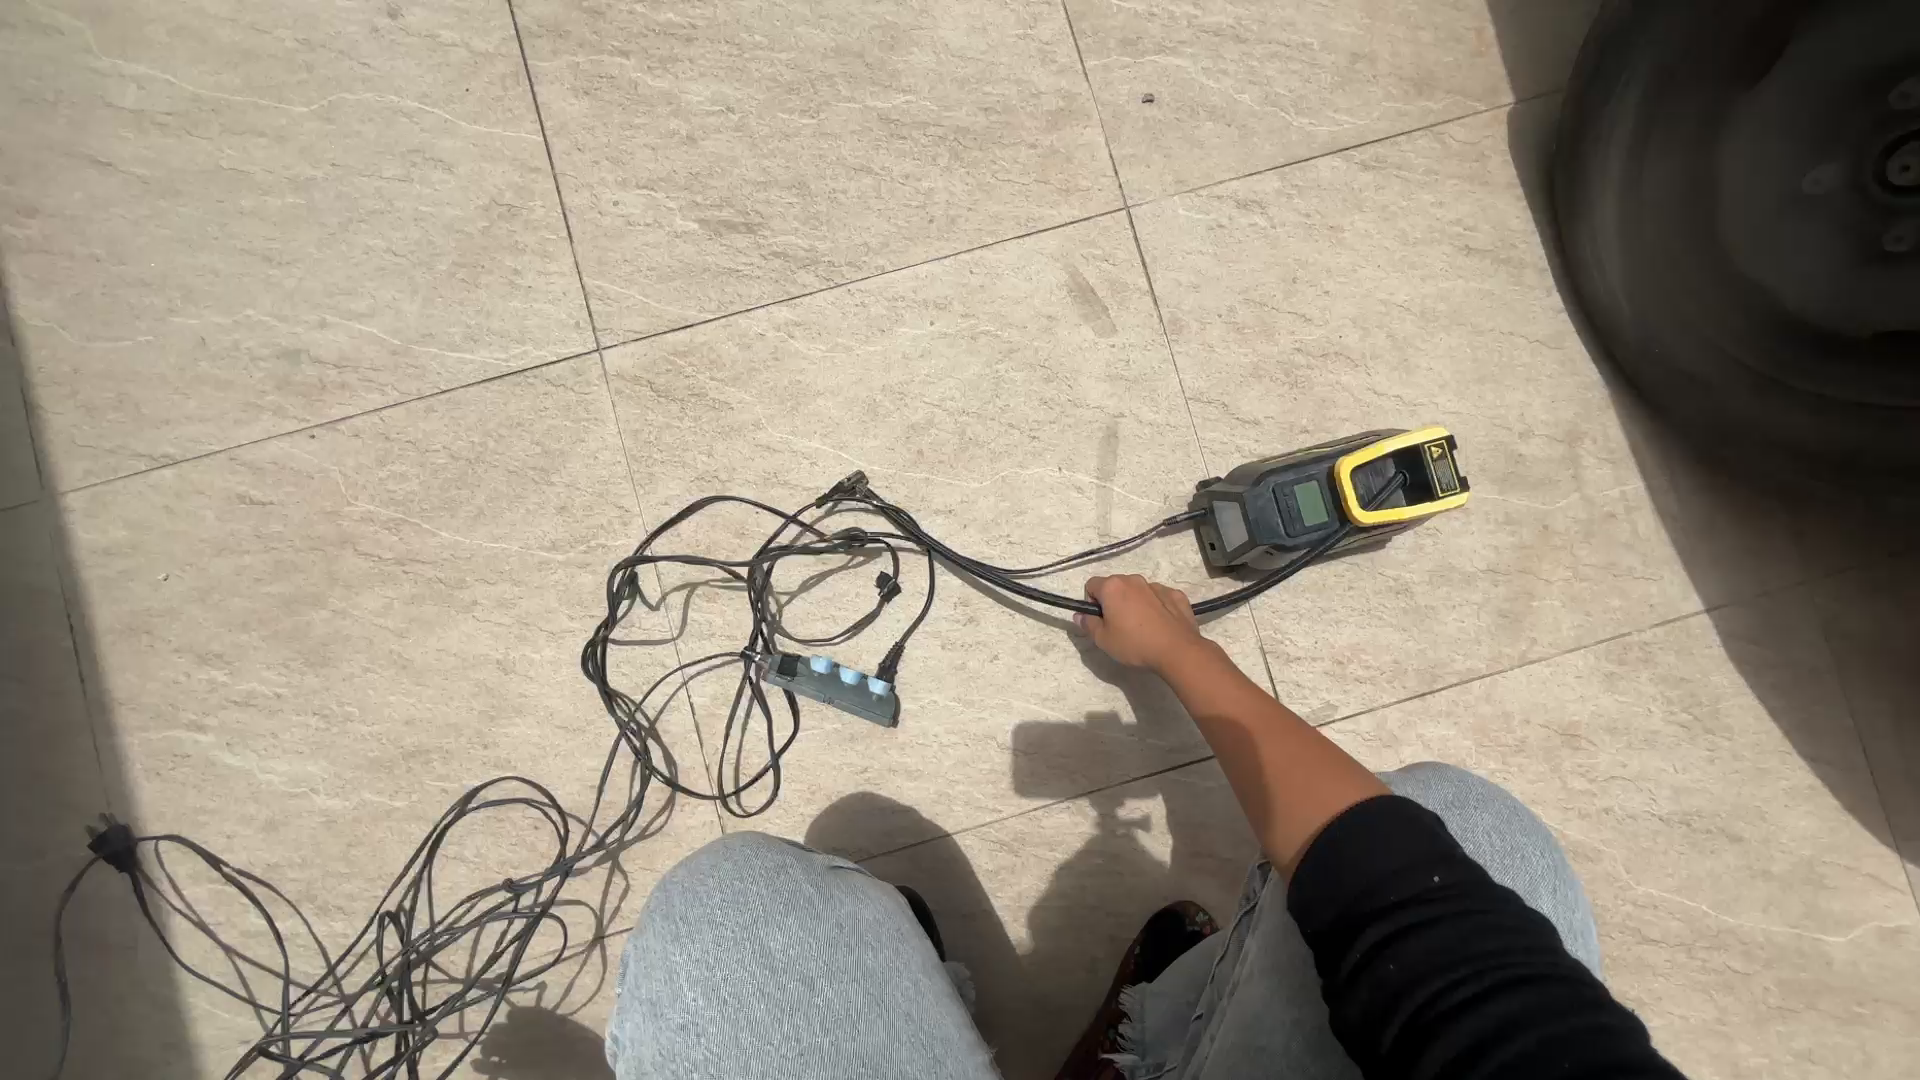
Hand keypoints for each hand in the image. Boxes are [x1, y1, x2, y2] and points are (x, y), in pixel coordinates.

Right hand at [1074, 575, 1208, 673]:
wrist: (1177, 650)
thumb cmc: (1134, 644)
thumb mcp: (1103, 640)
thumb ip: (1088, 624)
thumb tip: (1080, 615)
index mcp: (1112, 587)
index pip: (1091, 585)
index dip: (1091, 603)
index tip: (1099, 620)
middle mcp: (1134, 580)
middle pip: (1115, 586)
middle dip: (1113, 601)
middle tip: (1118, 625)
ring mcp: (1157, 586)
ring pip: (1138, 591)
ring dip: (1135, 602)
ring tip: (1142, 627)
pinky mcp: (1176, 595)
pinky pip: (1159, 597)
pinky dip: (1156, 606)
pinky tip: (1160, 624)